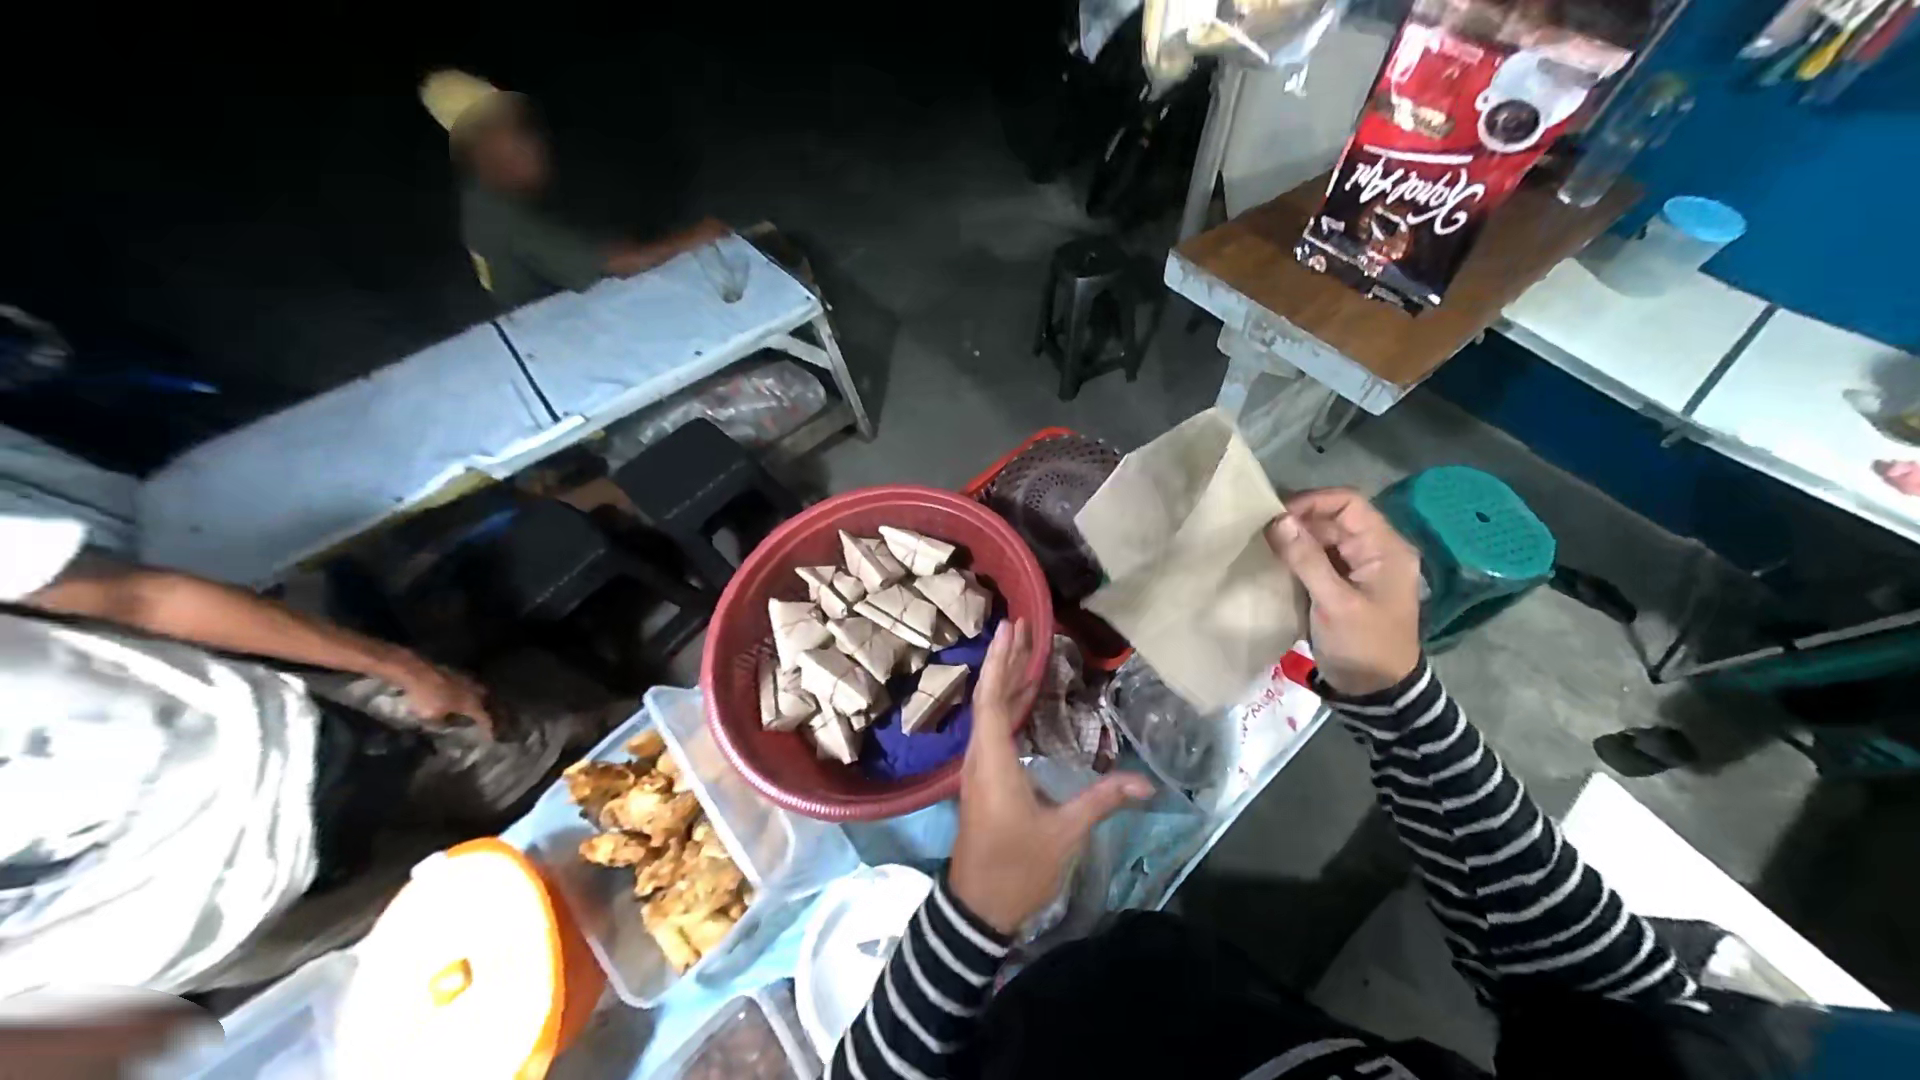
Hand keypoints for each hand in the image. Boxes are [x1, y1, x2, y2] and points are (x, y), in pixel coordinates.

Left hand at [389, 655, 495, 737]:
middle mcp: (479, 692)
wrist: (417, 672)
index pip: (487, 719)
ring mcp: (473, 682)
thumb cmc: (426, 697)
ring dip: (489, 706)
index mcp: (473, 704)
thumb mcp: (432, 717)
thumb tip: (451, 725)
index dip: (491, 729)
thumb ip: (445, 723)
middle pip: (493, 706)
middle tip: (497, 725)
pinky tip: (474, 701)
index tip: (493, 738)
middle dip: (496, 716)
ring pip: (487, 696)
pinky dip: (479, 698)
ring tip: (488, 713)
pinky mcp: (465, 676)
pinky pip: (478, 690)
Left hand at [948, 620, 1153, 933]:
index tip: (1009, 629)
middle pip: (990, 697)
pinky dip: (1007, 706)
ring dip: (1006, 680)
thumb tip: (1145, 781)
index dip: (1001, 661)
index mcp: (993, 760)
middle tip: (1020, 625)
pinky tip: (1022, 698)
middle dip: (1005, 660)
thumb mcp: (1064, 833)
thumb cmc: (1017, 867)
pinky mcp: (985, 779)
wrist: (977, 907)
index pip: (993, 698)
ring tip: (1024, 649)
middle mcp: (980, 756)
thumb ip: (1101, 801)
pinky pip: (994, 729)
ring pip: (990, 712)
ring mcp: (979, 768)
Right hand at [1266, 489, 1422, 695]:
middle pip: (1335, 518)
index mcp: (1385, 549)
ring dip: (1296, 538)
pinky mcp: (1344, 584)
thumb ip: (1307, 559)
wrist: (1375, 691)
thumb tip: (1278, 520)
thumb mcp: (1334, 602)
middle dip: (1299, 520)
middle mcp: (1376, 551)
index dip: (1312, 502)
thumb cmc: (1362, 644)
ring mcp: (1360, 568)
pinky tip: (1275, 562)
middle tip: (1262, 531)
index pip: (1349, 503)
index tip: (1276, 516)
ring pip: (1324, 537)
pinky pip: (1320, 557)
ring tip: (1264, 544)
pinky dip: (1298, 555)